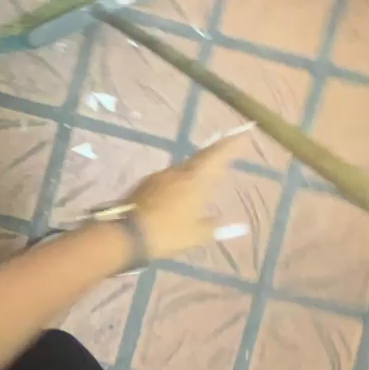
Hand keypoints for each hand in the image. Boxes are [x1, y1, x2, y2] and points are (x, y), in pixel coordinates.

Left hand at [116, 128, 247, 261]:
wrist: (127, 232)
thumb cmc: (167, 234)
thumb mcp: (196, 235)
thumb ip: (216, 227)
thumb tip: (237, 226)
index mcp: (195, 182)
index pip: (216, 157)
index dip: (229, 145)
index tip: (241, 134)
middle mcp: (178, 173)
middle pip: (200, 157)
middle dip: (216, 149)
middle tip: (227, 142)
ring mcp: (160, 176)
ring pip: (184, 165)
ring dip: (198, 163)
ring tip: (208, 166)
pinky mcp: (146, 182)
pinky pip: (171, 174)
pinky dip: (182, 175)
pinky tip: (182, 184)